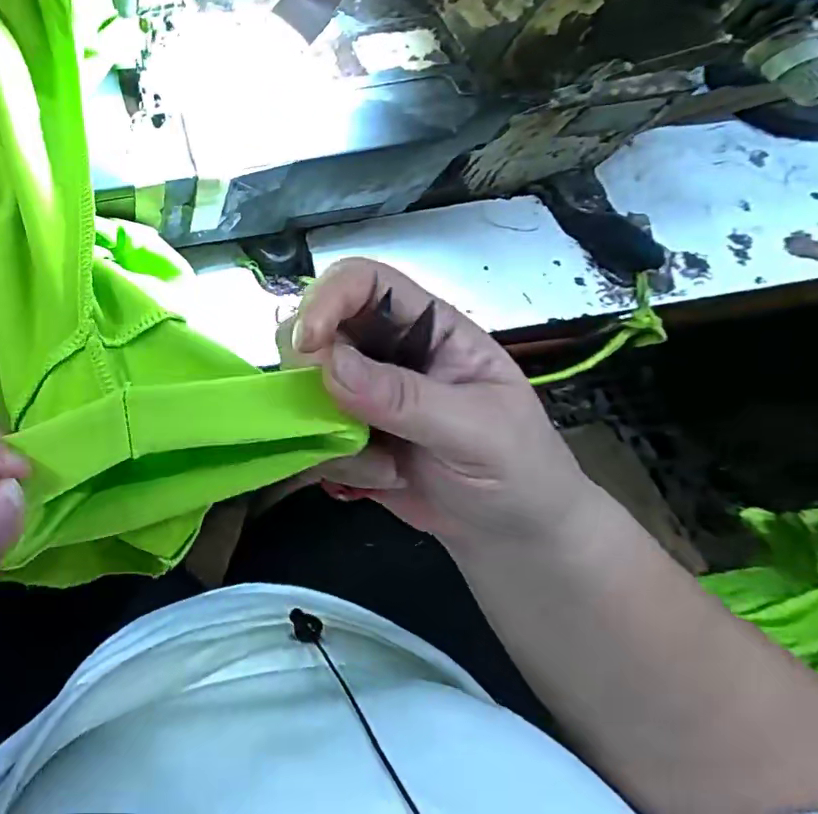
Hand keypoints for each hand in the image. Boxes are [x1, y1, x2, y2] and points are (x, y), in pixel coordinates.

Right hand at [282, 258, 595, 545]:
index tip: (308, 344)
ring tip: (382, 464)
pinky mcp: (338, 429)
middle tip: (338, 415)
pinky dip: (326, 460)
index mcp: (425, 327)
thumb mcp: (479, 431)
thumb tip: (330, 365)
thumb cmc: (520, 470)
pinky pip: (302, 430)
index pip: (362, 282)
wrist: (514, 535)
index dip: (326, 298)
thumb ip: (407, 398)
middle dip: (311, 372)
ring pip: (297, 382)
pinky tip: (377, 479)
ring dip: (325, 428)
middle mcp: (380, 349)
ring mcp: (354, 390)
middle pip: (312, 326)